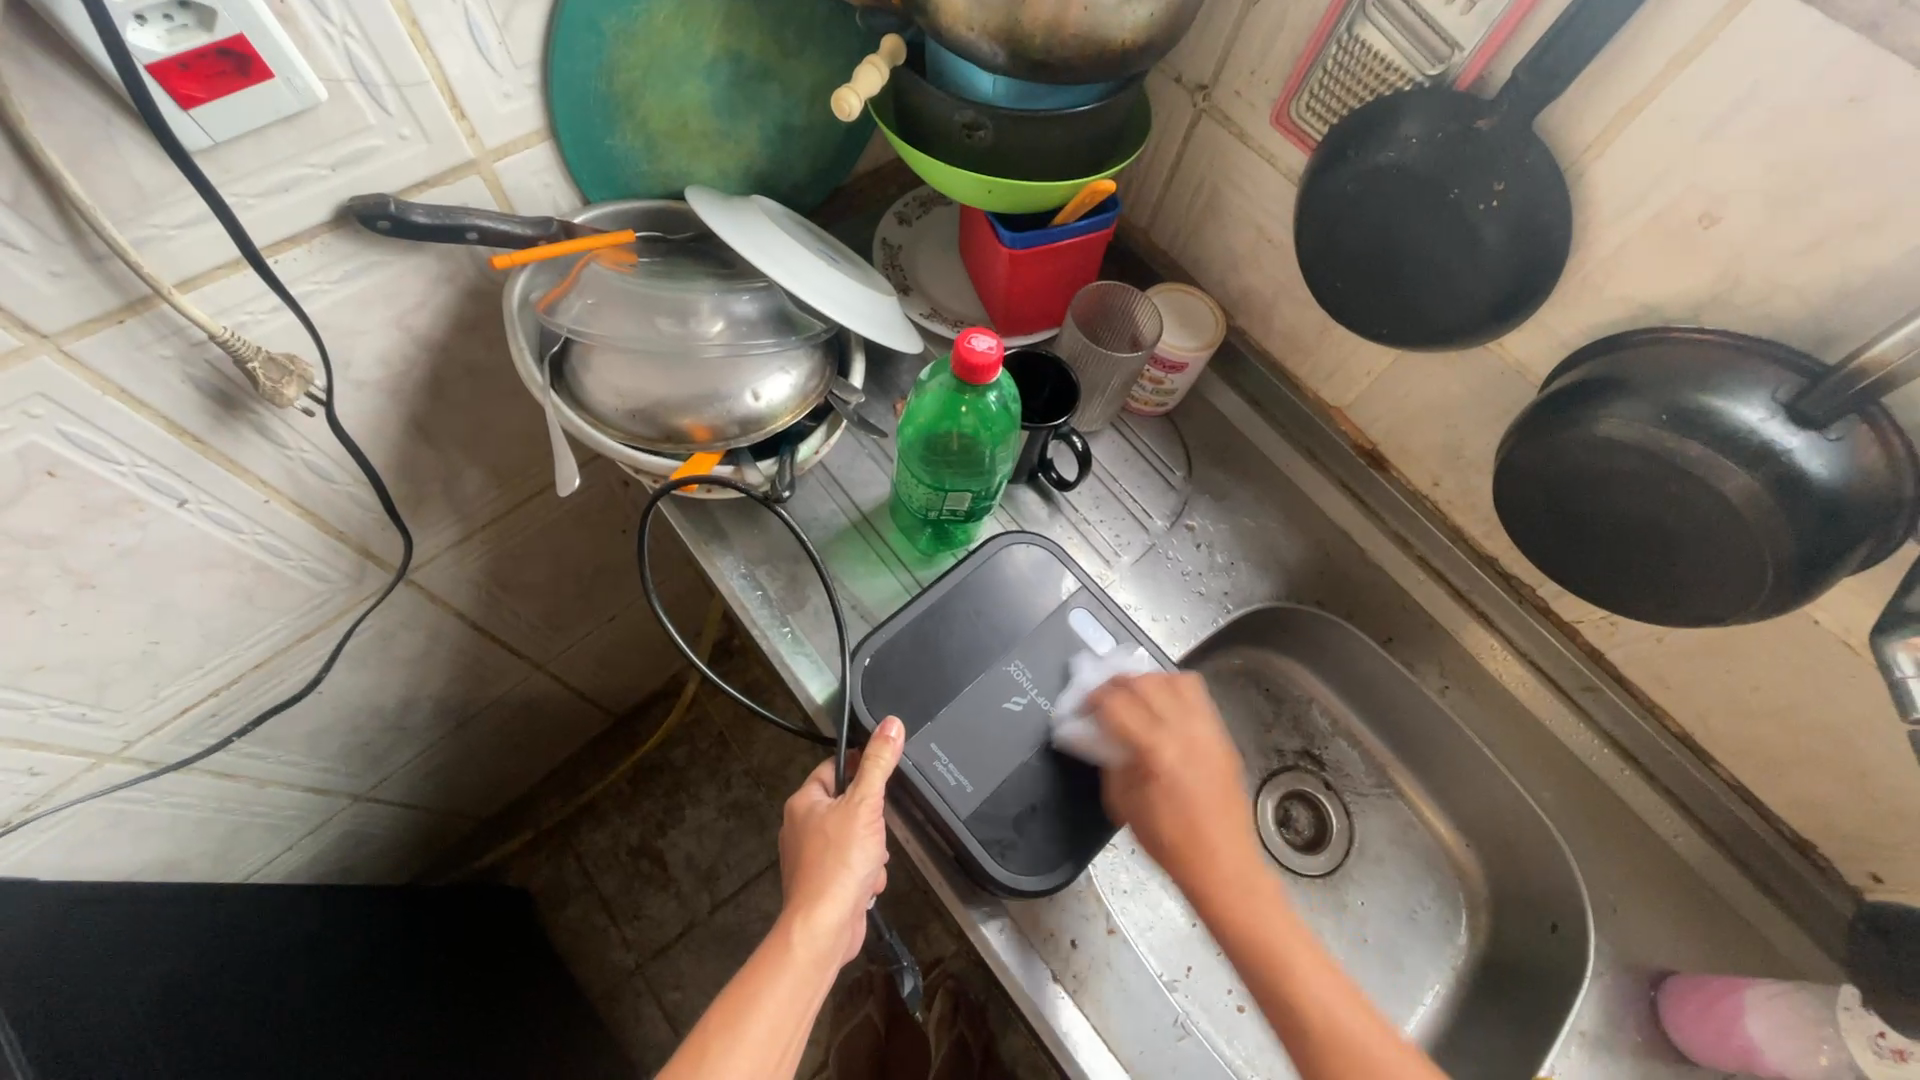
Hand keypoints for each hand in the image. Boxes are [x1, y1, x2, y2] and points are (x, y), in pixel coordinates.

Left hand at [777, 715, 904, 966]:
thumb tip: (892, 723)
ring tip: (872, 862)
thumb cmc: (840, 862)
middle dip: (872, 822)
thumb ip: (879, 763)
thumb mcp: (865, 804)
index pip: (835, 768)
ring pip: (855, 838)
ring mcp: (809, 857)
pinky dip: (864, 873)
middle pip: (849, 805)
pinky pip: (851, 866)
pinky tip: (867, 884)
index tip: (882, 781)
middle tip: (878, 831)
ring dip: (872, 851)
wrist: (823, 927)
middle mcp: (800, 826)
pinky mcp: (821, 883)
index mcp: (804, 801)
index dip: (861, 770)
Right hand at [1089, 673, 1259, 897]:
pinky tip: (1162, 707)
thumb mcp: (1123, 803)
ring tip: (1133, 695)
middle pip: (1144, 681)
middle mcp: (1185, 731)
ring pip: (1175, 679)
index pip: (1115, 702)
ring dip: (1148, 680)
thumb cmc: (1168, 843)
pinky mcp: (1223, 736)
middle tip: (1101, 696)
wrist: (1223, 864)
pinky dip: (1174, 690)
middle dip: (1116, 683)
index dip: (1092, 698)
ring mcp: (1208, 730)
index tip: (1082, 706)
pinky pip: (1198, 695)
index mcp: (1155, 749)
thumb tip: (1094, 734)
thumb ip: (1108, 760)